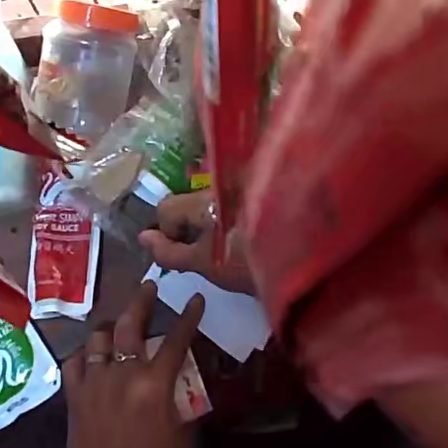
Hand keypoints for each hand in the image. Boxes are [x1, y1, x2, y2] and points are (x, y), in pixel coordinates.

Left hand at [56, 281, 205, 447]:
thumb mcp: (186, 438)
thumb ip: (189, 406)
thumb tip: (192, 388)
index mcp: (155, 384)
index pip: (177, 338)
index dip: (190, 315)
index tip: (197, 298)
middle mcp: (123, 376)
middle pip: (130, 324)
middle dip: (142, 300)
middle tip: (149, 287)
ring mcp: (94, 385)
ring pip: (99, 339)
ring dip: (112, 327)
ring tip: (120, 323)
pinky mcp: (74, 399)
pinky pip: (75, 363)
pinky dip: (86, 354)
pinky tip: (93, 355)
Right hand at [137, 189, 255, 294]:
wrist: (304, 257)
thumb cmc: (247, 261)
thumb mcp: (204, 263)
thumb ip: (169, 251)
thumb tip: (143, 237)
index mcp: (204, 197)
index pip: (167, 207)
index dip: (168, 232)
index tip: (184, 253)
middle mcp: (222, 184)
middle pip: (189, 203)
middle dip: (190, 228)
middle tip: (205, 254)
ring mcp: (244, 186)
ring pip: (212, 204)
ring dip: (211, 225)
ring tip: (228, 249)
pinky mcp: (263, 193)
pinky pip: (233, 205)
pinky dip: (232, 221)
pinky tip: (245, 241)